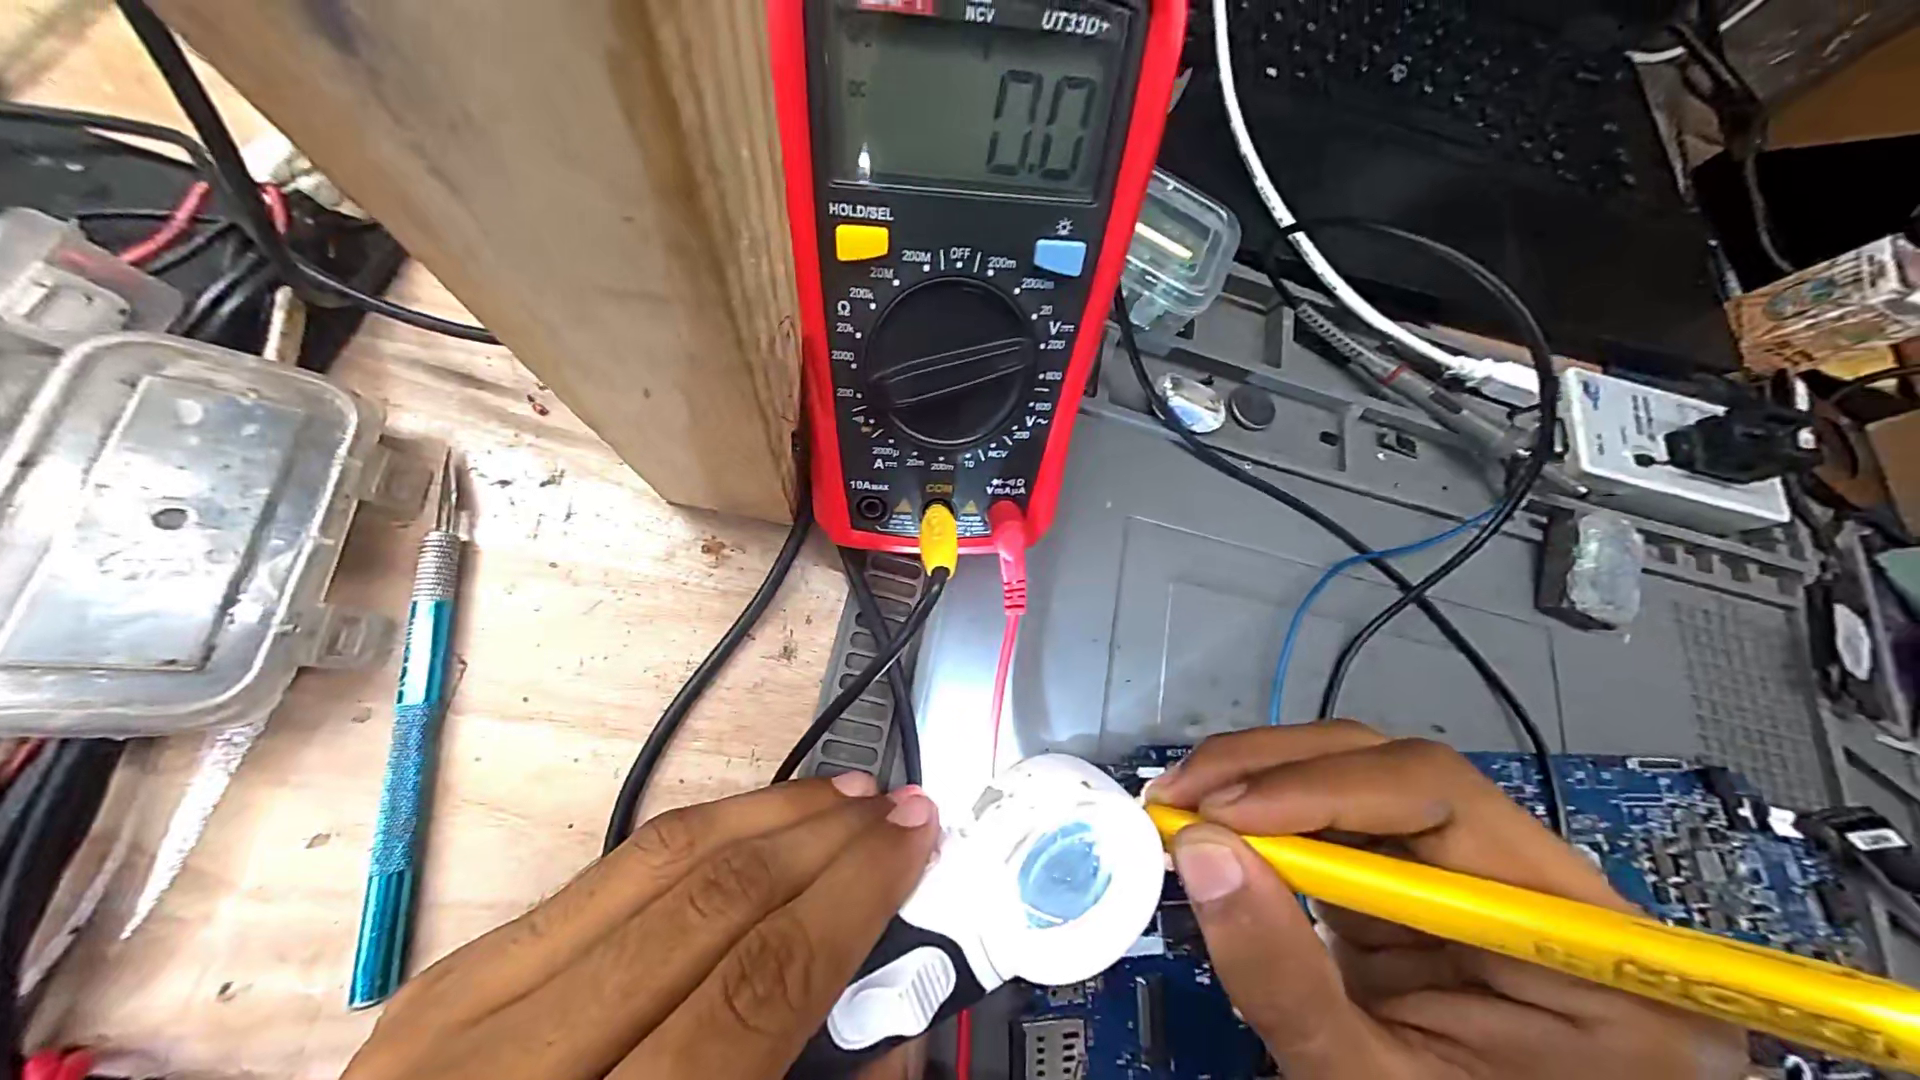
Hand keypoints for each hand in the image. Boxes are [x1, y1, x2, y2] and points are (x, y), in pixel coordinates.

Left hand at [343, 773, 938, 1079]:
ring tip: (842, 793)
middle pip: (712, 901)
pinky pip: (609, 871)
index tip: (914, 833)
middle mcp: (508, 1076)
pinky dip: (703, 833)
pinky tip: (756, 822)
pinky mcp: (447, 984)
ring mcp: (458, 1019)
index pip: (759, 984)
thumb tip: (895, 999)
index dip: (856, 893)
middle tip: (893, 803)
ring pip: (658, 858)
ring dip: (771, 814)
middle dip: (826, 836)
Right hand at [1147, 721, 1747, 1079]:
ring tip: (1177, 803)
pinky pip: (1322, 820)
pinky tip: (1210, 823)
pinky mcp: (1399, 885)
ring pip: (1348, 777)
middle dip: (1269, 770)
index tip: (1222, 813)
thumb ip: (1287, 980)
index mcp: (1570, 941)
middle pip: (1390, 769)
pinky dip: (1256, 815)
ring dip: (1251, 779)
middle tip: (1179, 794)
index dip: (1322, 787)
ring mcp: (1457, 879)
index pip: (1441, 798)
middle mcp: (1523, 885)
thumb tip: (1200, 849)